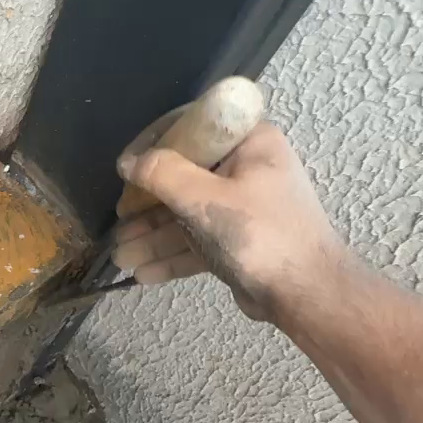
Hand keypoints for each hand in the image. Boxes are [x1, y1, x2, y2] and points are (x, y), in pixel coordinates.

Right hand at [111, 122, 345, 322]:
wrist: (305, 293)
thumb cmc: (262, 236)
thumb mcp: (207, 200)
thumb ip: (164, 176)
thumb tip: (128, 163)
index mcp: (248, 144)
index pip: (190, 129)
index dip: (152, 145)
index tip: (124, 169)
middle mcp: (244, 169)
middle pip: (181, 178)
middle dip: (144, 206)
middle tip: (117, 224)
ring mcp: (239, 208)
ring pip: (183, 216)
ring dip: (150, 237)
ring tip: (119, 258)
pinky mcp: (233, 241)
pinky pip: (193, 242)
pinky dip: (169, 256)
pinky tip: (141, 273)